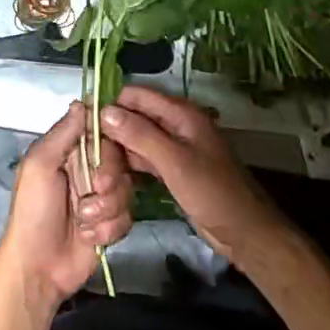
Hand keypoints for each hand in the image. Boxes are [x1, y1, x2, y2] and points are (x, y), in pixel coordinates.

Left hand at [0, 102, 132, 304]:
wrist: (39, 266)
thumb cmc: (33, 210)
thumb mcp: (39, 166)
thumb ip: (62, 134)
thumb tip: (81, 102)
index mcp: (68, 151)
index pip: (100, 133)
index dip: (108, 144)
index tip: (103, 156)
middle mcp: (87, 169)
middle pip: (119, 161)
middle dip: (108, 180)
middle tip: (92, 193)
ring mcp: (101, 197)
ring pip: (126, 190)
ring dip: (106, 209)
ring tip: (83, 221)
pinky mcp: (112, 223)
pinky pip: (128, 217)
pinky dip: (109, 228)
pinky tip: (90, 237)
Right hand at [96, 86, 287, 260]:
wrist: (247, 233)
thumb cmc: (214, 193)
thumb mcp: (174, 162)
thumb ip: (140, 134)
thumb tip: (105, 111)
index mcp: (181, 114)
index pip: (136, 95)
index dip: (109, 102)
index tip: (83, 118)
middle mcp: (176, 125)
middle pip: (134, 117)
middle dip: (111, 130)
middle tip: (87, 150)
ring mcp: (175, 147)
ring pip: (136, 139)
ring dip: (118, 150)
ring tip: (95, 167)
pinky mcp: (173, 168)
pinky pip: (144, 159)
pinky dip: (129, 165)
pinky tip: (112, 177)